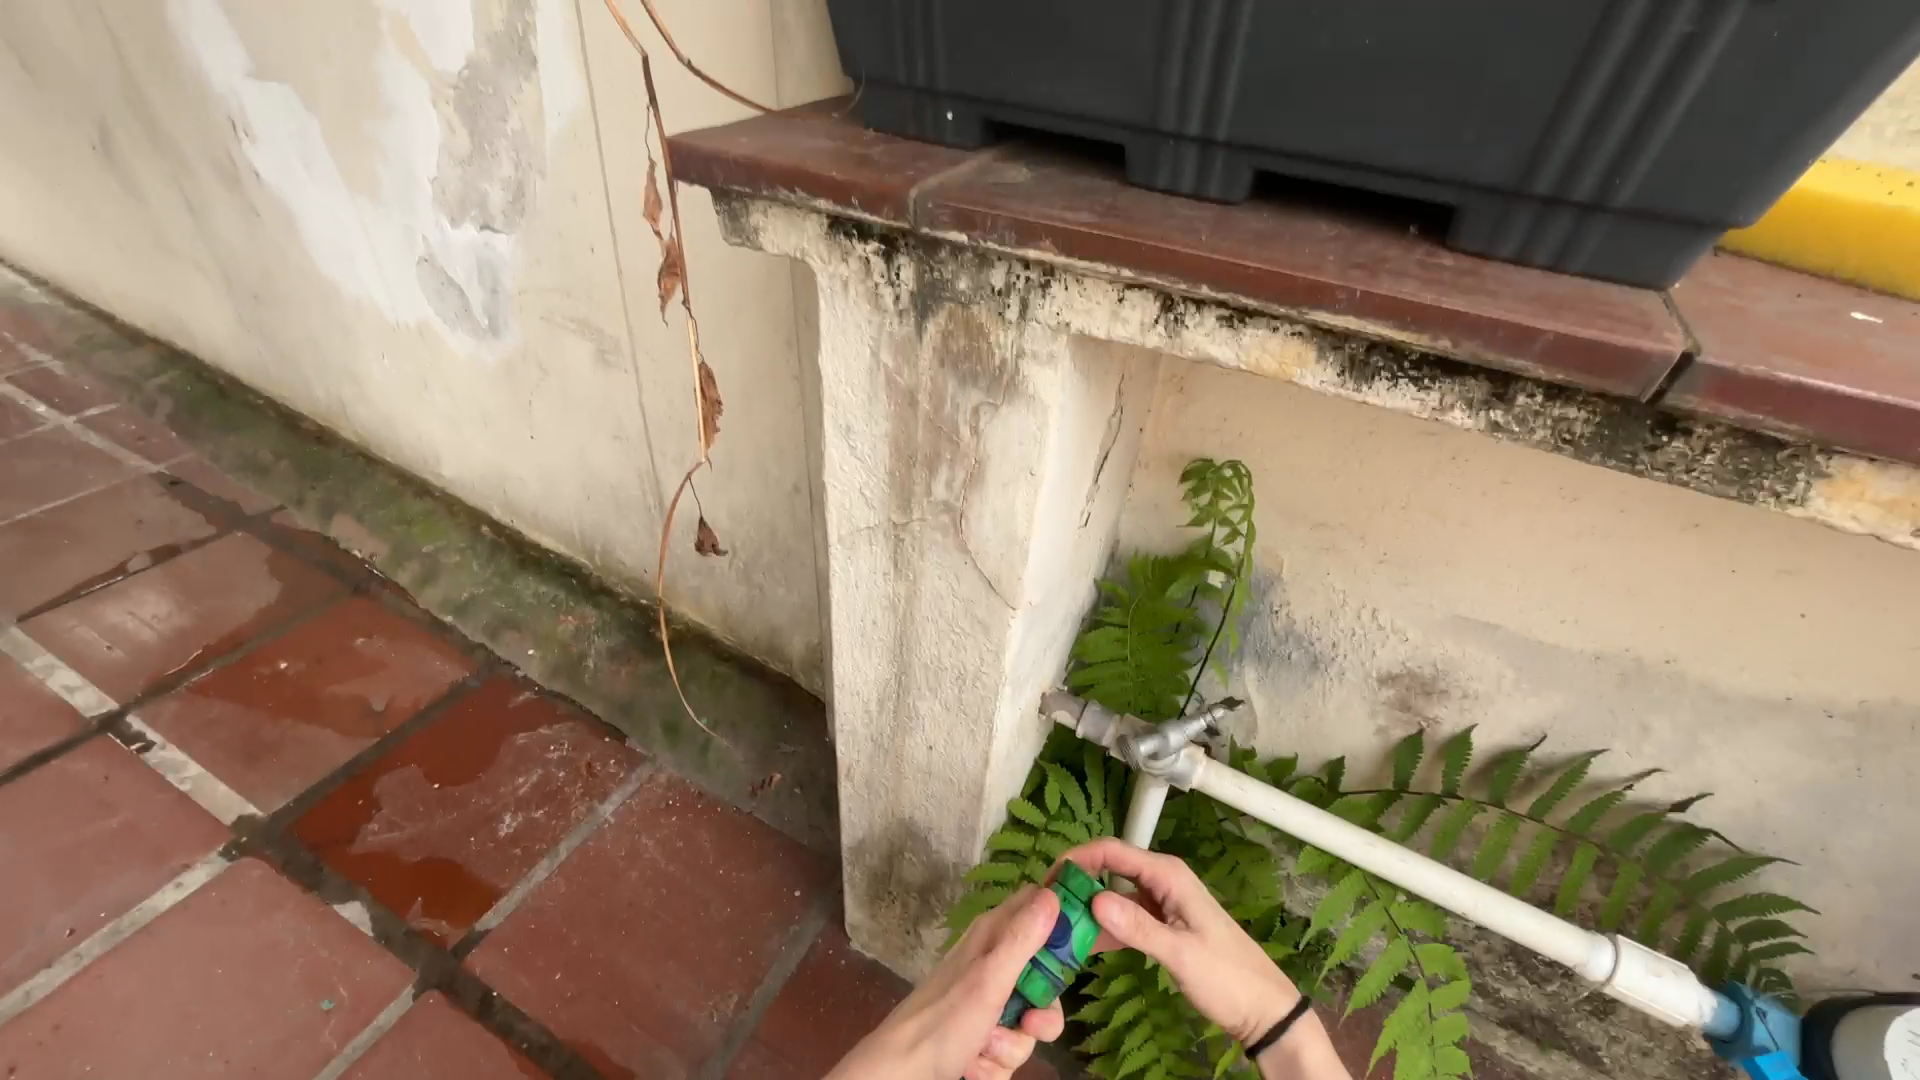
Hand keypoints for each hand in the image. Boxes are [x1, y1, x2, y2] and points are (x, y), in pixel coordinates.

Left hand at [828, 884, 1066, 1079]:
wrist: (903, 1075)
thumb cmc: (944, 1021)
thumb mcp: (988, 978)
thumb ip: (1023, 939)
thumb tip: (1054, 894)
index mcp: (994, 935)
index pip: (1040, 906)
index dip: (1067, 918)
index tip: (1095, 938)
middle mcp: (994, 962)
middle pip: (1046, 977)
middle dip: (1041, 1011)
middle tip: (1029, 1021)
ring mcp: (990, 1001)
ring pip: (1033, 1019)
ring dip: (1014, 1044)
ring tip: (986, 1049)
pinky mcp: (985, 1034)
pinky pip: (1014, 1046)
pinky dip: (998, 1061)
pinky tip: (975, 1065)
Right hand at [1055, 838, 1300, 1045]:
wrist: (1265, 1010)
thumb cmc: (1228, 977)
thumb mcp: (1181, 954)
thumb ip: (1137, 927)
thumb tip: (1093, 899)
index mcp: (1167, 874)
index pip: (1112, 851)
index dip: (1078, 859)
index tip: (1049, 880)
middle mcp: (1161, 879)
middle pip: (1108, 869)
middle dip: (1078, 883)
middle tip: (1048, 907)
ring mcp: (1160, 902)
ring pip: (1113, 893)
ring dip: (1088, 907)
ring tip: (1058, 927)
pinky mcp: (1160, 923)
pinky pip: (1124, 916)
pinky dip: (1104, 927)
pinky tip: (1084, 944)